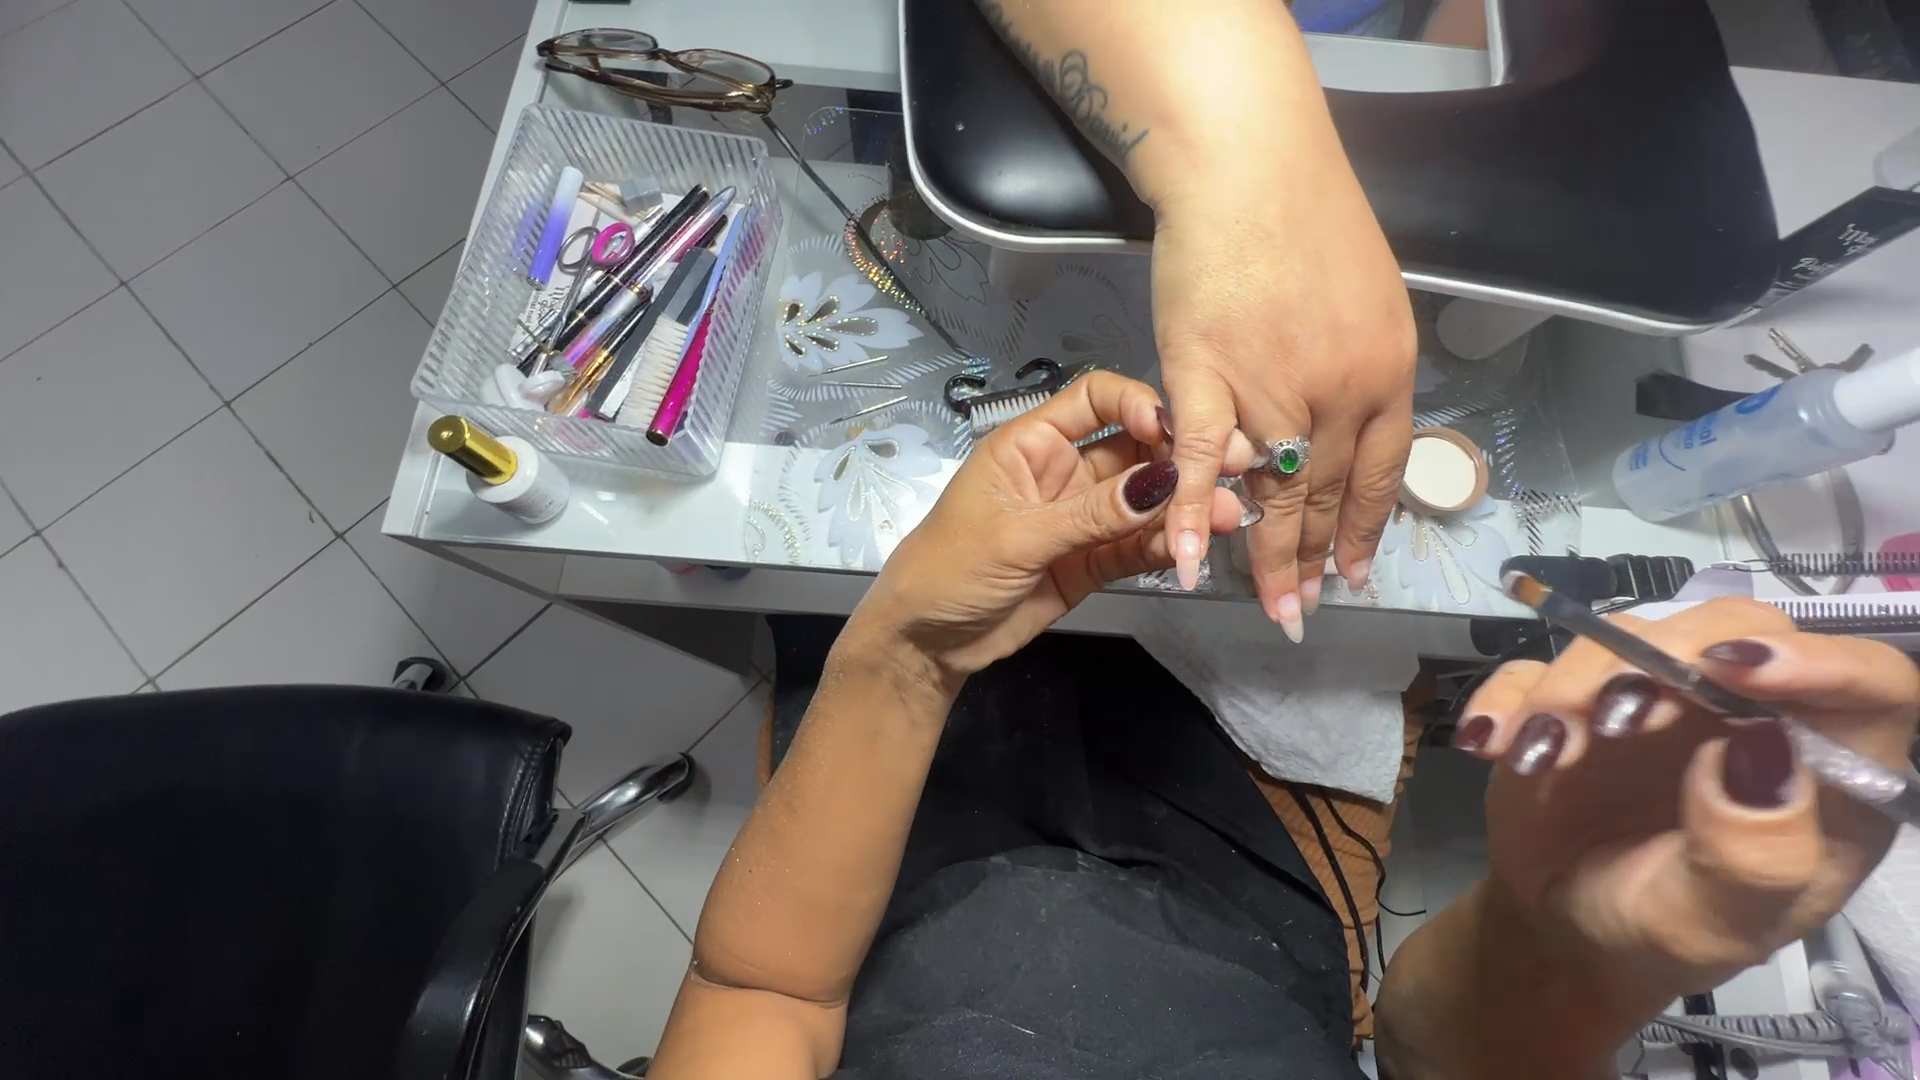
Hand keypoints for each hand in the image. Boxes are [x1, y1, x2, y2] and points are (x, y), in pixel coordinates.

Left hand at [849, 372, 1244, 689]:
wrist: (927, 642)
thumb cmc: (949, 569)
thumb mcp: (1014, 536)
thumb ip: (1089, 514)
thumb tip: (1162, 483)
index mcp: (1031, 444)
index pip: (1093, 400)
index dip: (1135, 403)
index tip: (1172, 426)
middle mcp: (1063, 472)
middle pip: (1131, 451)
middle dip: (1176, 459)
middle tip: (1230, 466)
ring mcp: (1080, 518)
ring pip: (1141, 502)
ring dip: (1181, 506)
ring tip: (1229, 513)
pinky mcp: (1091, 561)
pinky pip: (1135, 545)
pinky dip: (1165, 545)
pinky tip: (1197, 544)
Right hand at [1150, 160, 1415, 641]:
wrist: (1249, 171)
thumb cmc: (1305, 220)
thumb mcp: (1363, 295)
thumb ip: (1354, 365)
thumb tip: (1336, 416)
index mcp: (1385, 372)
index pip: (1377, 475)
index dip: (1362, 532)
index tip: (1352, 575)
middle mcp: (1339, 394)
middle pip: (1325, 496)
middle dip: (1315, 564)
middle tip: (1304, 616)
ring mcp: (1273, 391)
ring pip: (1272, 492)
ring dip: (1268, 560)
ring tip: (1270, 610)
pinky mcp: (1206, 382)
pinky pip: (1203, 464)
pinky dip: (1192, 517)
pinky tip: (1188, 563)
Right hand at [1457, 598, 1919, 1006]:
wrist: (1560, 922)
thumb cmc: (1658, 931)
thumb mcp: (1714, 922)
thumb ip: (1752, 854)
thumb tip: (1758, 751)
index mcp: (1818, 772)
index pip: (1866, 686)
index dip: (1815, 660)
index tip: (1732, 668)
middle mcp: (1740, 717)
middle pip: (1724, 630)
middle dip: (1655, 659)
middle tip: (1606, 717)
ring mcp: (1643, 701)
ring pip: (1617, 639)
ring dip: (1567, 687)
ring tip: (1534, 757)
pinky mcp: (1564, 700)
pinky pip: (1528, 669)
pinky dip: (1501, 699)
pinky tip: (1485, 746)